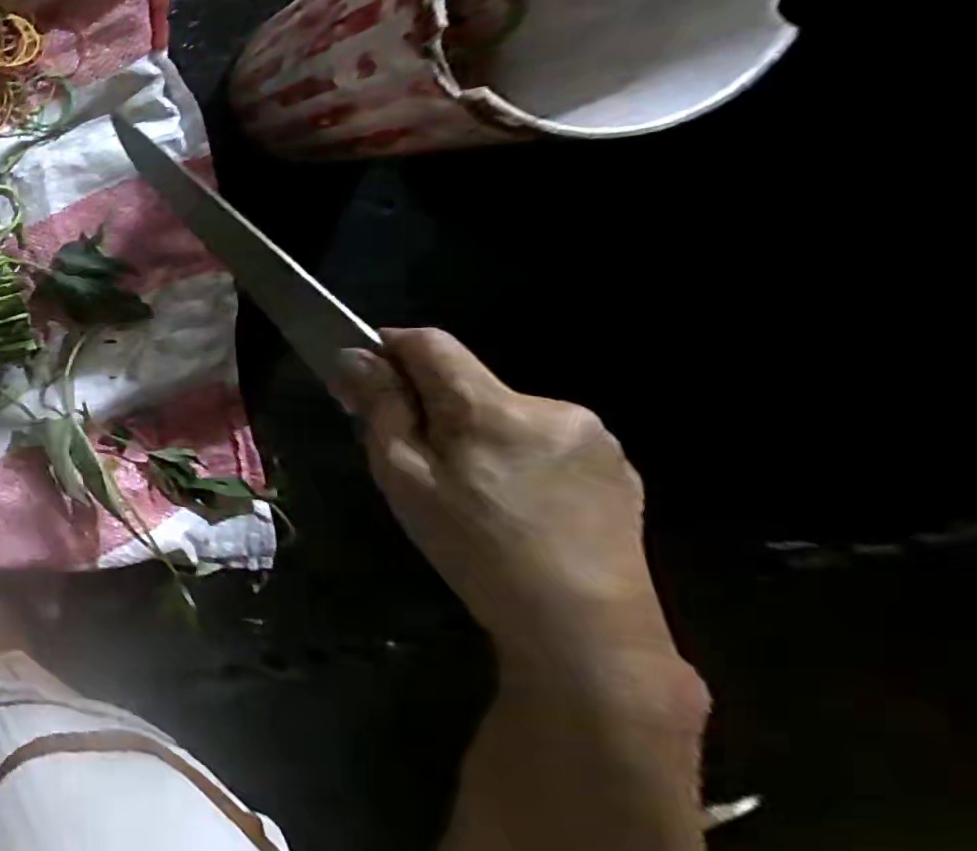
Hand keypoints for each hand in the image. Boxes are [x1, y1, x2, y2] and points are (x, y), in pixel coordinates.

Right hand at [331, 328, 674, 670]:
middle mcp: (547, 405)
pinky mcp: (619, 466)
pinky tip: (519, 505)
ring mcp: (593, 435)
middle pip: (469, 382)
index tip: (369, 377)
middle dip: (435, 405)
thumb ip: (382, 410)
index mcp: (490, 407)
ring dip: (479, 432)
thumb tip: (356, 357)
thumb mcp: (405, 481)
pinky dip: (520, 456)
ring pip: (507, 412)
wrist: (586, 632)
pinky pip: (547, 440)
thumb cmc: (475, 553)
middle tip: (418, 459)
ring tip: (475, 492)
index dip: (391, 348)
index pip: (430, 343)